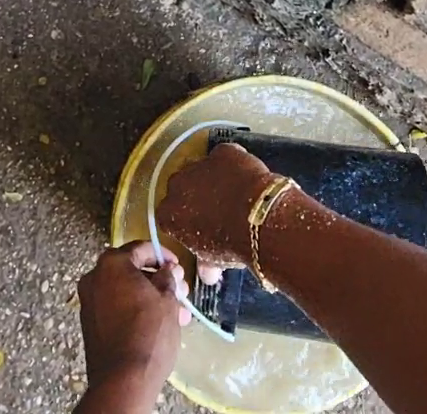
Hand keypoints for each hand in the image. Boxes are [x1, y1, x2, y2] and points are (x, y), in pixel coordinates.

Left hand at [76, 242, 187, 404]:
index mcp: (111, 263)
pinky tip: (156, 325)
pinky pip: (116, 308)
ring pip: (125, 291)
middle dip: (158, 281)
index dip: (163, 255)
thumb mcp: (167, 298)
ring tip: (176, 314)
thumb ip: (167, 277)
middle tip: (180, 291)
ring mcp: (89, 302)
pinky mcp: (90, 325)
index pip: (141, 248)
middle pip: (132, 270)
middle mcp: (94, 277)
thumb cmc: (148, 332)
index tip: (178, 266)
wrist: (123, 380)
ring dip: (149, 298)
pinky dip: (134, 310)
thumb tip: (168, 269)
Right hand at [156, 143, 276, 277]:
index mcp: (168, 212)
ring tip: (235, 195)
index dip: (184, 221)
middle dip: (195, 196)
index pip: (169, 215)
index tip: (198, 228)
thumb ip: (205, 264)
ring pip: (202, 170)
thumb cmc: (231, 244)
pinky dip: (234, 165)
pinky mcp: (223, 151)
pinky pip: (225, 157)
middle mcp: (177, 184)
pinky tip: (246, 179)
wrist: (258, 220)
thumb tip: (208, 276)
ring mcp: (200, 164)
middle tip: (217, 211)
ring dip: (214, 179)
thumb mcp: (213, 259)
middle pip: (182, 188)